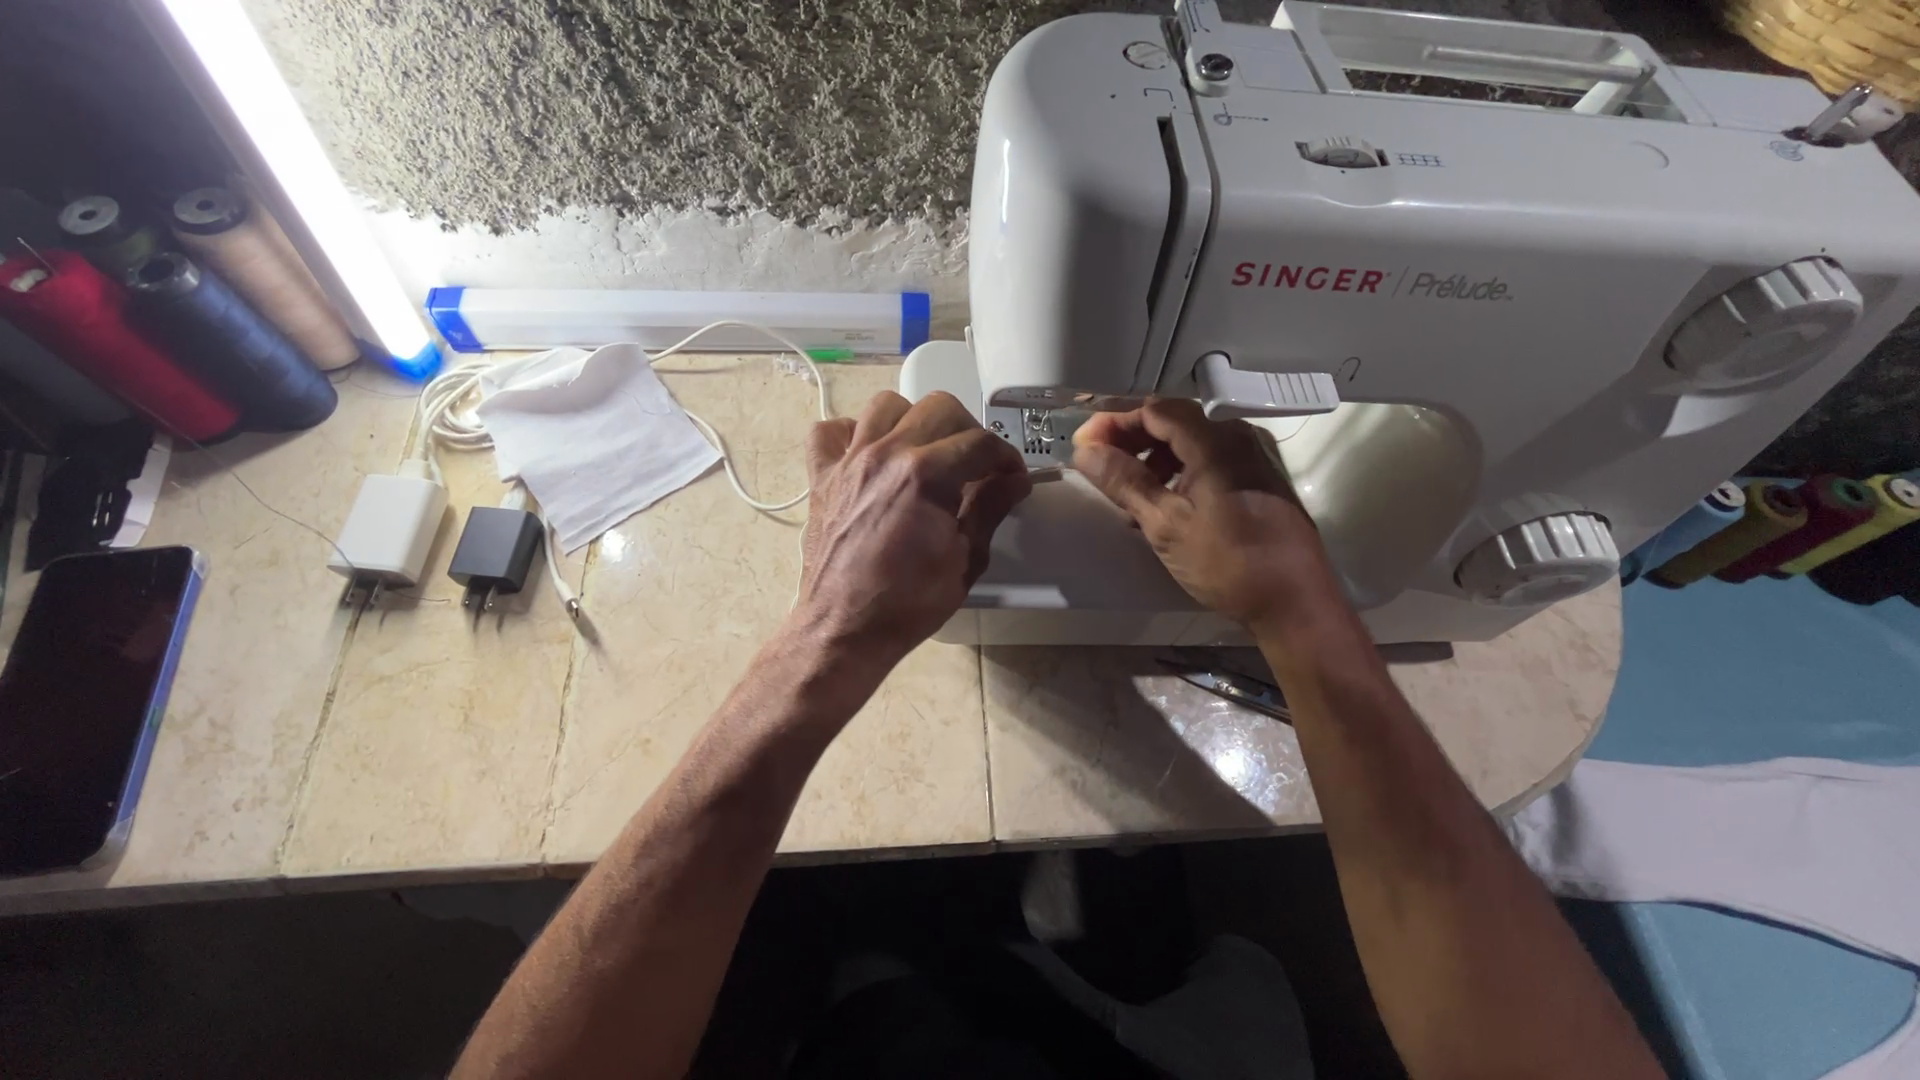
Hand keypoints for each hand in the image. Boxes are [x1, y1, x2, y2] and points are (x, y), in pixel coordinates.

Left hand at [798, 391, 1032, 661]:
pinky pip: (830, 432)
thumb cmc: (905, 604)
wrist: (844, 628)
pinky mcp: (823, 477)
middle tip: (977, 463)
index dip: (1005, 457)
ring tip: (927, 451)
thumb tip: (1014, 482)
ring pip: (886, 405)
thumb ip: (990, 510)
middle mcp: (885, 455)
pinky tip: (870, 453)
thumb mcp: (964, 560)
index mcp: (926, 476)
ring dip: (914, 420)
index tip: (1011, 476)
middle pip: (938, 407)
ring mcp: (849, 462)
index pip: (980, 442)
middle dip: (968, 430)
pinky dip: (852, 433)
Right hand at [1072, 399, 1337, 633]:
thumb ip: (1124, 482)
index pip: (1154, 410)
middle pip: (1172, 421)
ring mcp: (1252, 458)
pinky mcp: (1258, 480)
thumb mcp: (1166, 525)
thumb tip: (1086, 452)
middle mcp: (1237, 438)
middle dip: (1130, 440)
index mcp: (1215, 441)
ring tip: (1127, 494)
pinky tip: (1161, 505)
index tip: (1084, 446)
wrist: (1295, 603)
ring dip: (1152, 459)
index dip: (1113, 423)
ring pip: (1190, 442)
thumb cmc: (1229, 563)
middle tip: (1098, 466)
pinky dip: (1178, 472)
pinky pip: (1208, 461)